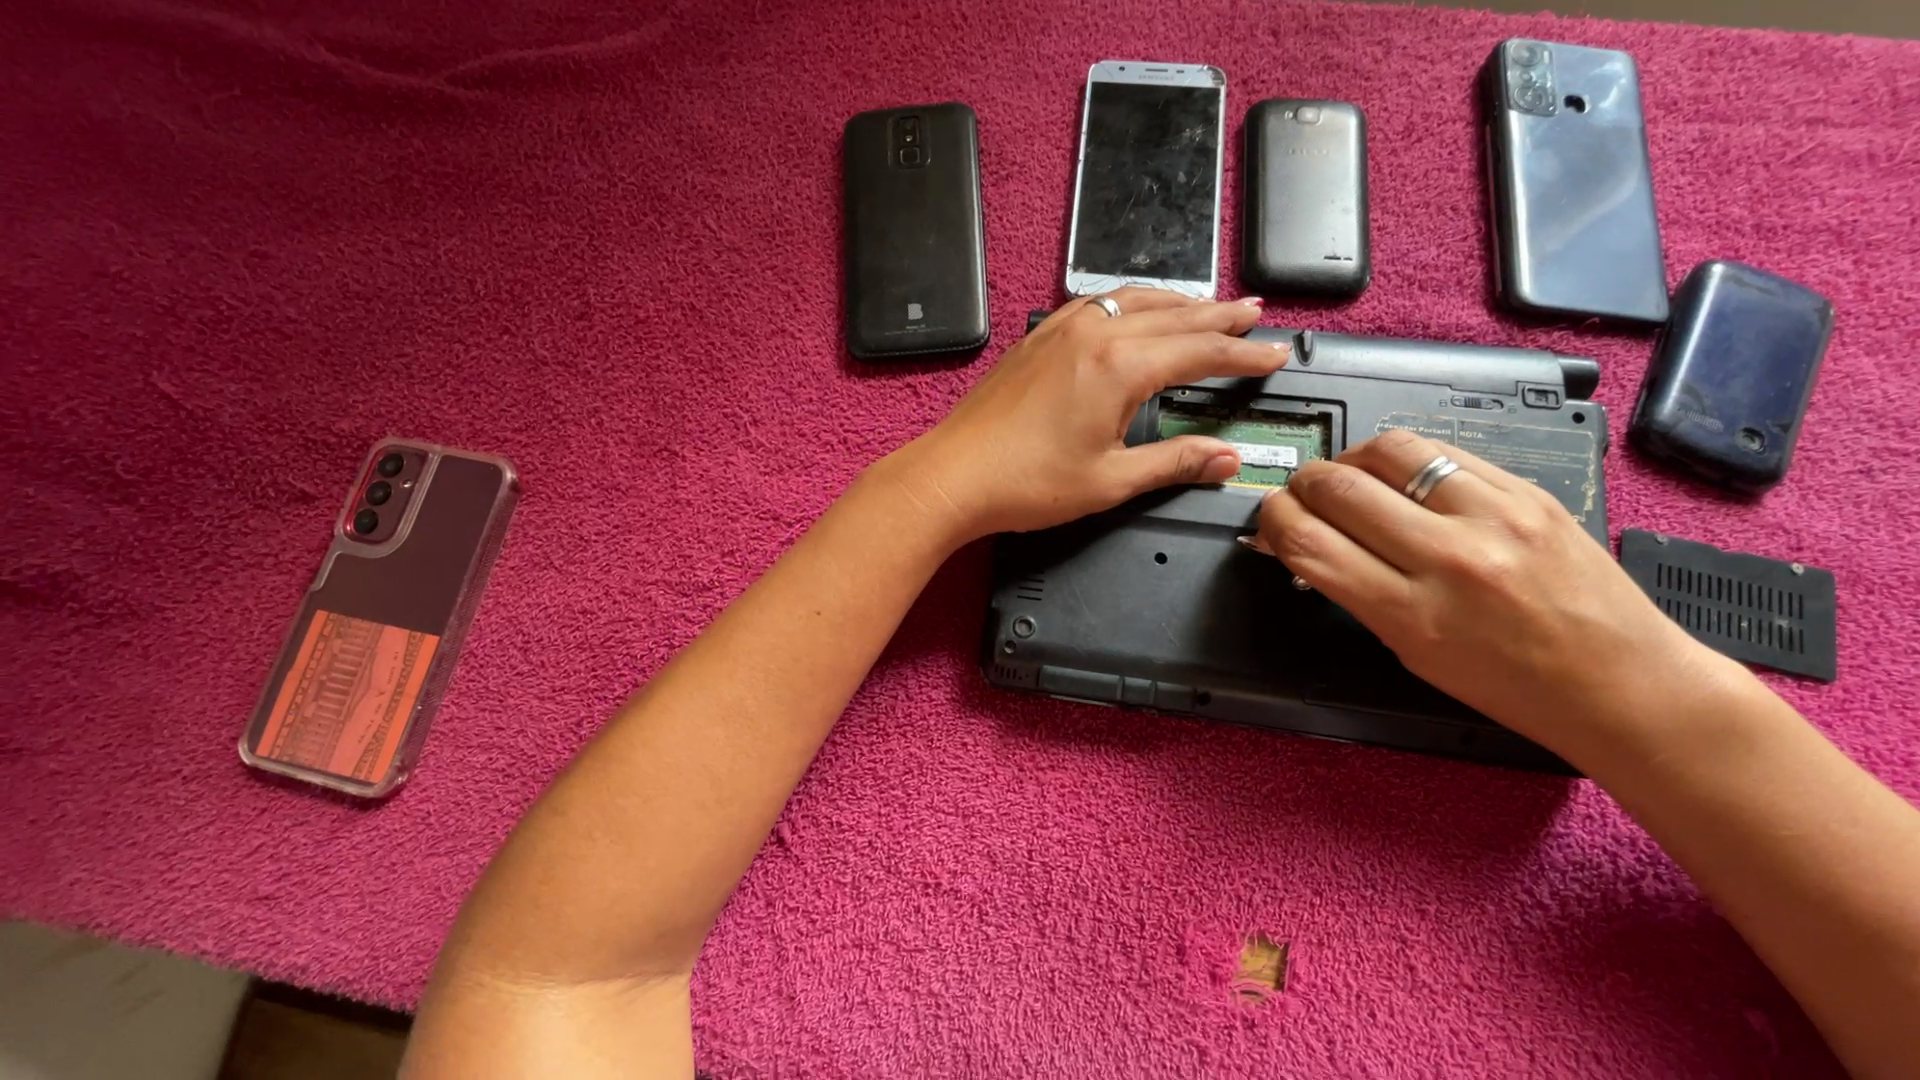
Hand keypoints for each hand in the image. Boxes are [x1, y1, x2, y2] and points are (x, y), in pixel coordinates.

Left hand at [884, 288, 1287, 540]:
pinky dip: (1128, 304)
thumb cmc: (1026, 483)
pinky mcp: (1036, 340)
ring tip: (1206, 305)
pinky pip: (1094, 306)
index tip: (1275, 354)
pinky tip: (1133, 311)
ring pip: (1134, 302)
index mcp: (1120, 368)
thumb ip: (1173, 463)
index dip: (1244, 355)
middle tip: (1254, 314)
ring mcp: (1060, 331)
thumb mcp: (1110, 480)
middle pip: (1174, 316)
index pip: (1200, 351)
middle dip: (1219, 316)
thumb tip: (1225, 459)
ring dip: (1176, 302)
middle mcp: (1094, 336)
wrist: (952, 477)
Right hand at [1250, 429, 1723, 750]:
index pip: (1307, 541)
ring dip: (1348, 460)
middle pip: (1336, 487)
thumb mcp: (1410, 651)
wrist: (1622, 683)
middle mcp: (1450, 558)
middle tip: (1300, 498)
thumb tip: (1301, 544)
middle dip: (1301, 487)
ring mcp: (1494, 516)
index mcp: (1411, 614)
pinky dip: (1404, 459)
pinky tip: (1400, 477)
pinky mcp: (1528, 490)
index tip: (1270, 522)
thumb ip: (1352, 590)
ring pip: (1386, 449)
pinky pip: (1442, 451)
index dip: (1272, 521)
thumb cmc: (1513, 685)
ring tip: (1348, 478)